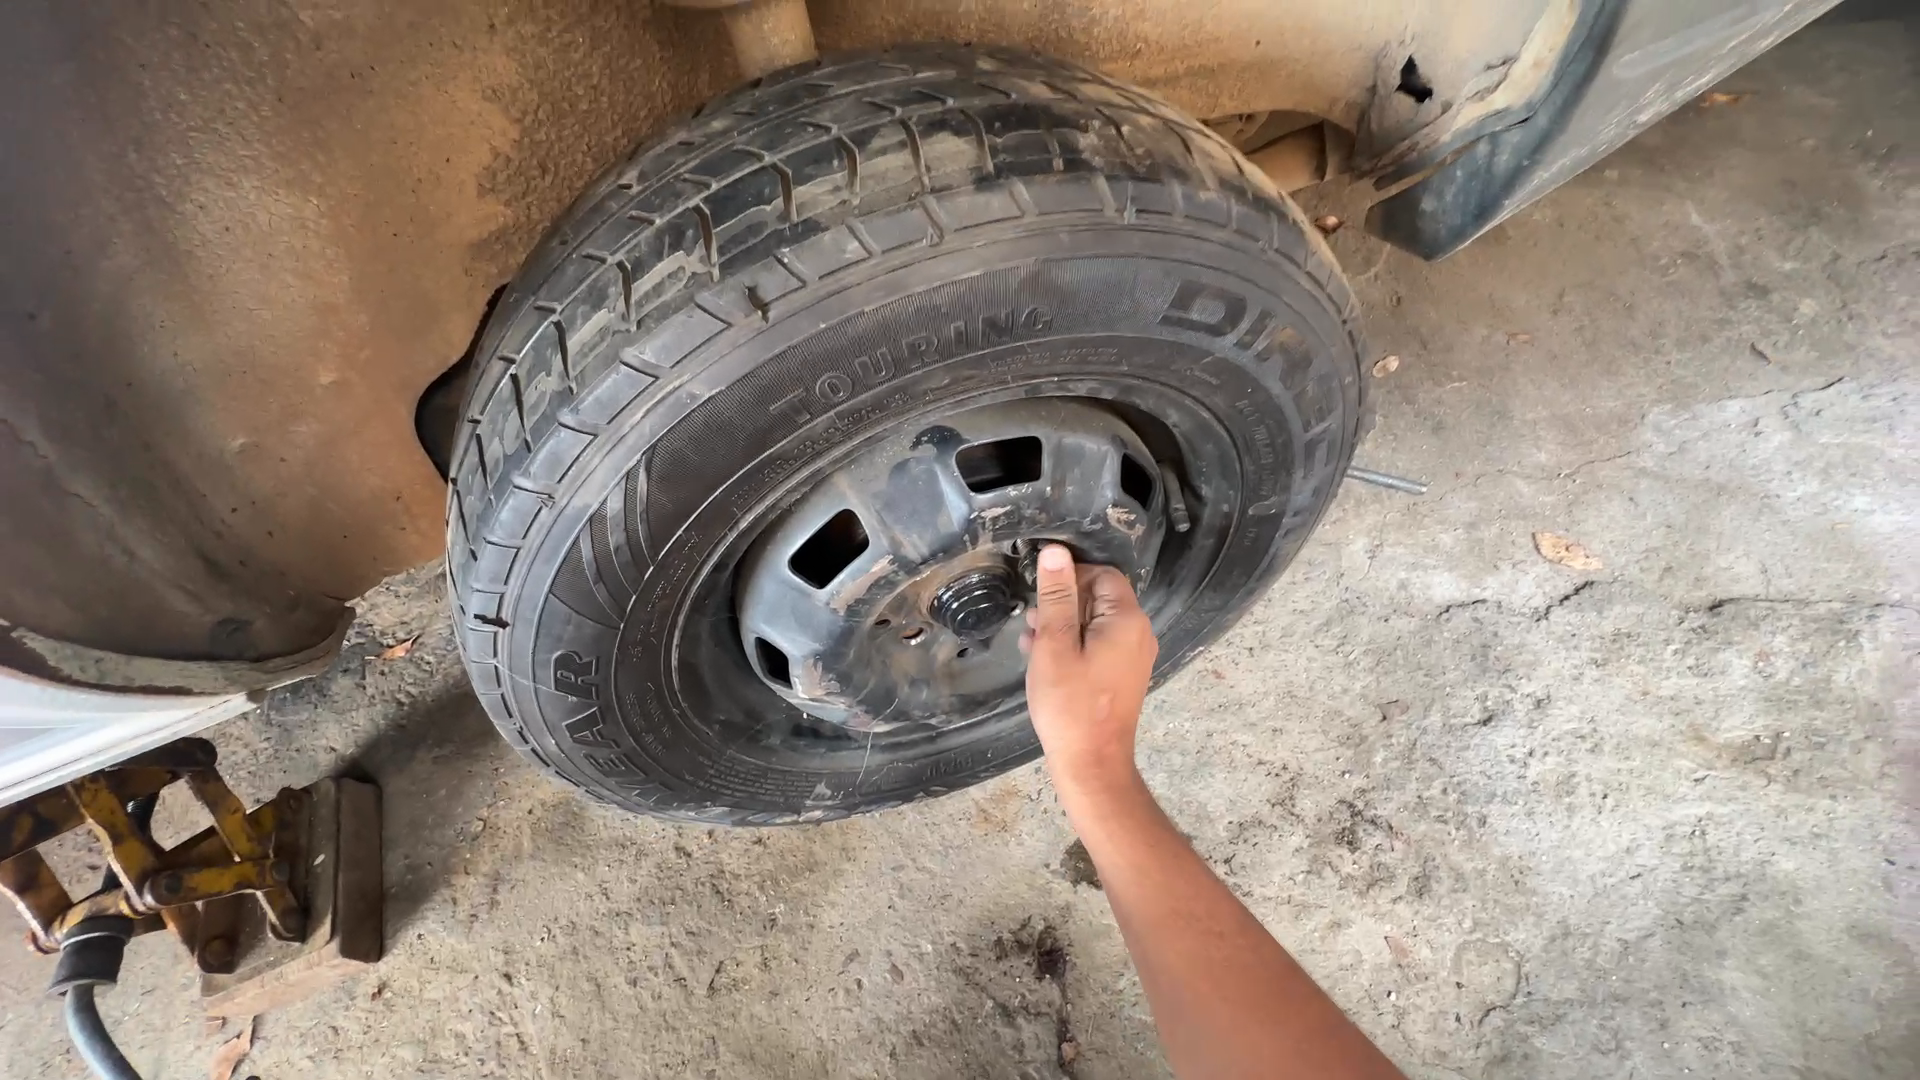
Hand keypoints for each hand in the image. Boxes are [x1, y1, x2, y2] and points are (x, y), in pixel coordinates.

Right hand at [1021, 544, 1157, 793]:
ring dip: (1062, 625)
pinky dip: (1073, 645)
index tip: (1040, 593)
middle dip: (1062, 603)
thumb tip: (1056, 552)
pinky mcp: (1123, 675)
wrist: (1092, 763)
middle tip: (1031, 622)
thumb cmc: (1069, 703)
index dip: (1070, 577)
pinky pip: (1098, 645)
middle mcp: (1138, 633)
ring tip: (1030, 642)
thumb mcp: (1054, 644)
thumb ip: (1056, 596)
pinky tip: (1044, 660)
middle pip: (1100, 597)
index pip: (1103, 574)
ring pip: (1095, 622)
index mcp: (1127, 620)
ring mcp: (1133, 657)